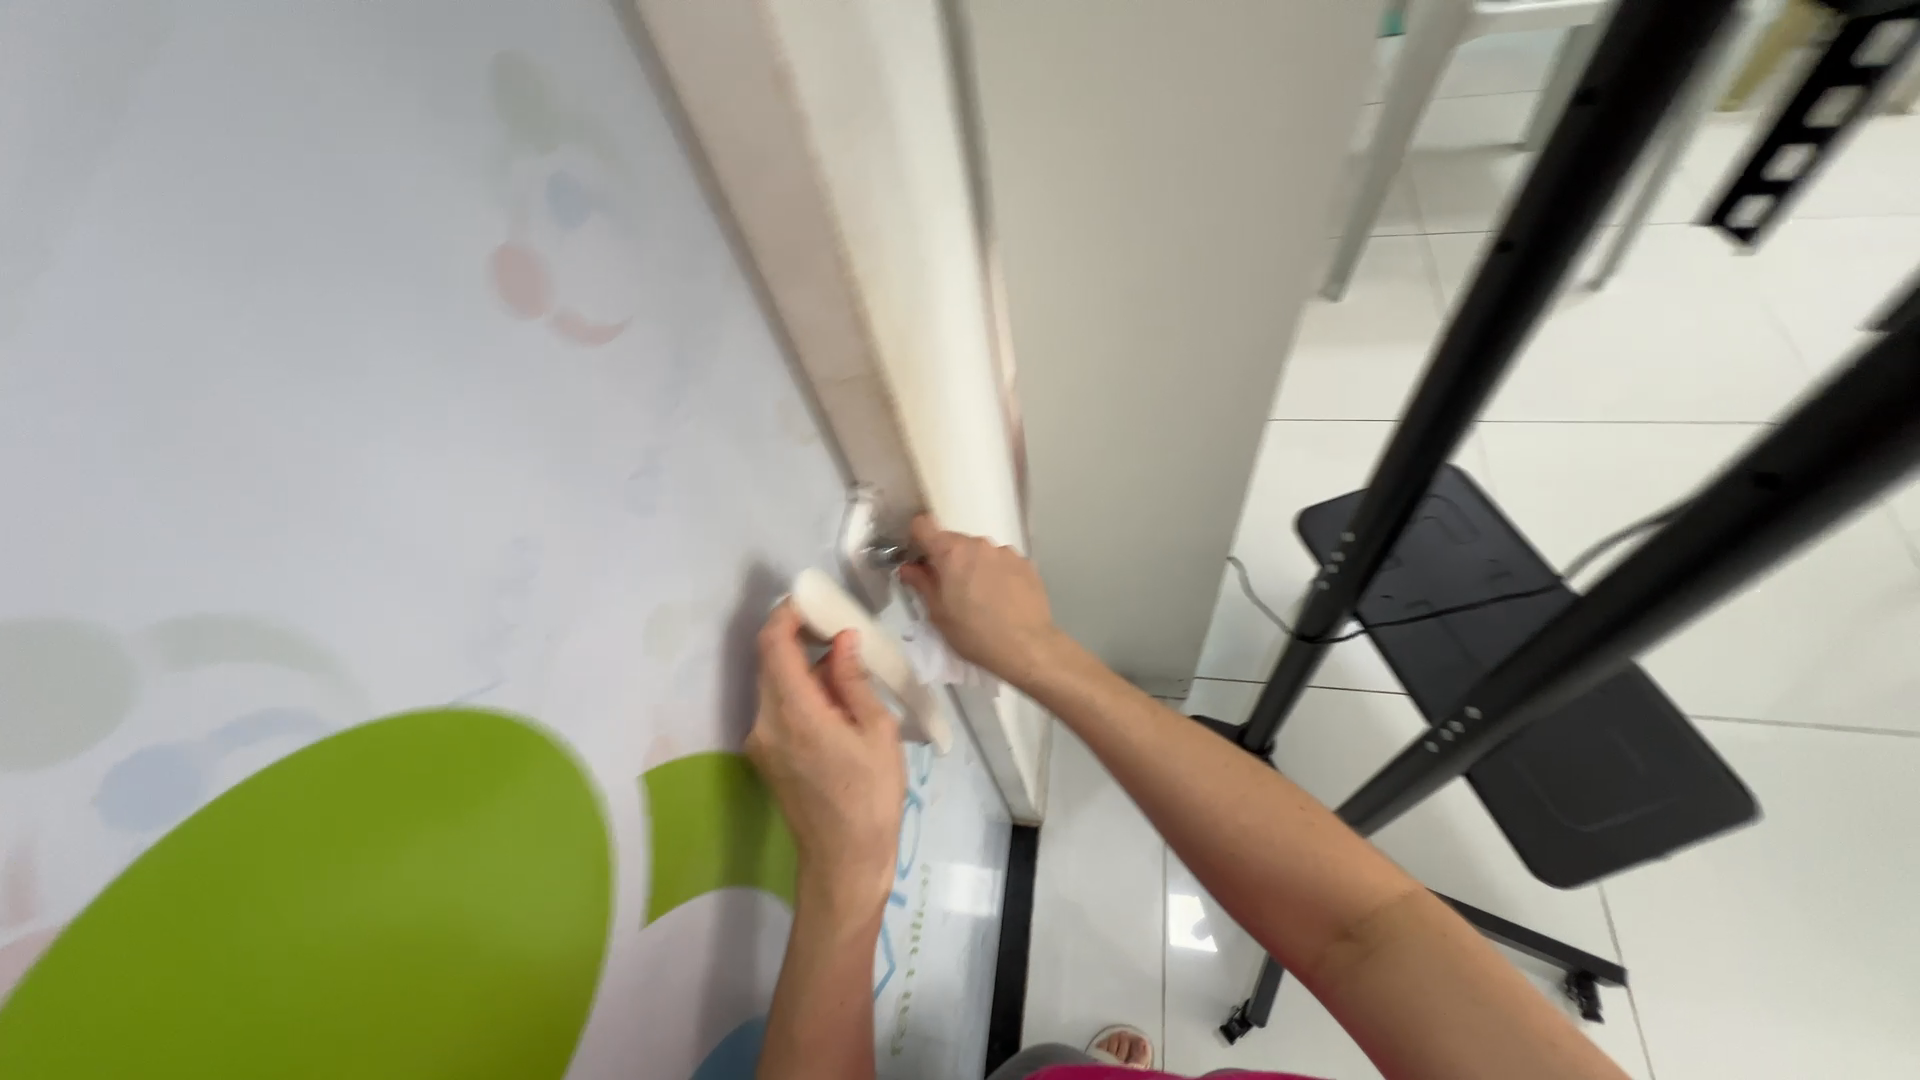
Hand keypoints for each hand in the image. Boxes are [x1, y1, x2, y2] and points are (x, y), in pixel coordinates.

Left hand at [748, 602, 905, 912]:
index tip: (813, 601)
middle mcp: (764, 723)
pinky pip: (777, 707)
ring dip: (801, 664)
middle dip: (797, 636)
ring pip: (773, 684)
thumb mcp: (876, 731)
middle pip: (769, 662)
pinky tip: (834, 698)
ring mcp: (760, 741)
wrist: (844, 862)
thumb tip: (841, 640)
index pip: (772, 645)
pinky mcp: (765, 755)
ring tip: (845, 664)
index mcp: (793, 714)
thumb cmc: (871, 796)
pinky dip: (800, 690)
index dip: (787, 614)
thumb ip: (852, 680)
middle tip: (837, 628)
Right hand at [897, 515, 1064, 685]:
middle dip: (947, 558)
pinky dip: (997, 572)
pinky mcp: (1026, 563)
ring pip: (980, 552)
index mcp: (952, 552)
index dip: (917, 538)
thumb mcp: (939, 613)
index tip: (919, 558)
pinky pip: (1002, 561)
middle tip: (950, 588)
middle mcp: (979, 544)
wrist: (1026, 647)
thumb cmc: (974, 633)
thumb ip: (921, 583)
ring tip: (981, 595)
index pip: (924, 525)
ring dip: (974, 565)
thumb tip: (908, 567)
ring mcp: (1006, 552)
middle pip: (954, 541)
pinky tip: (1002, 597)